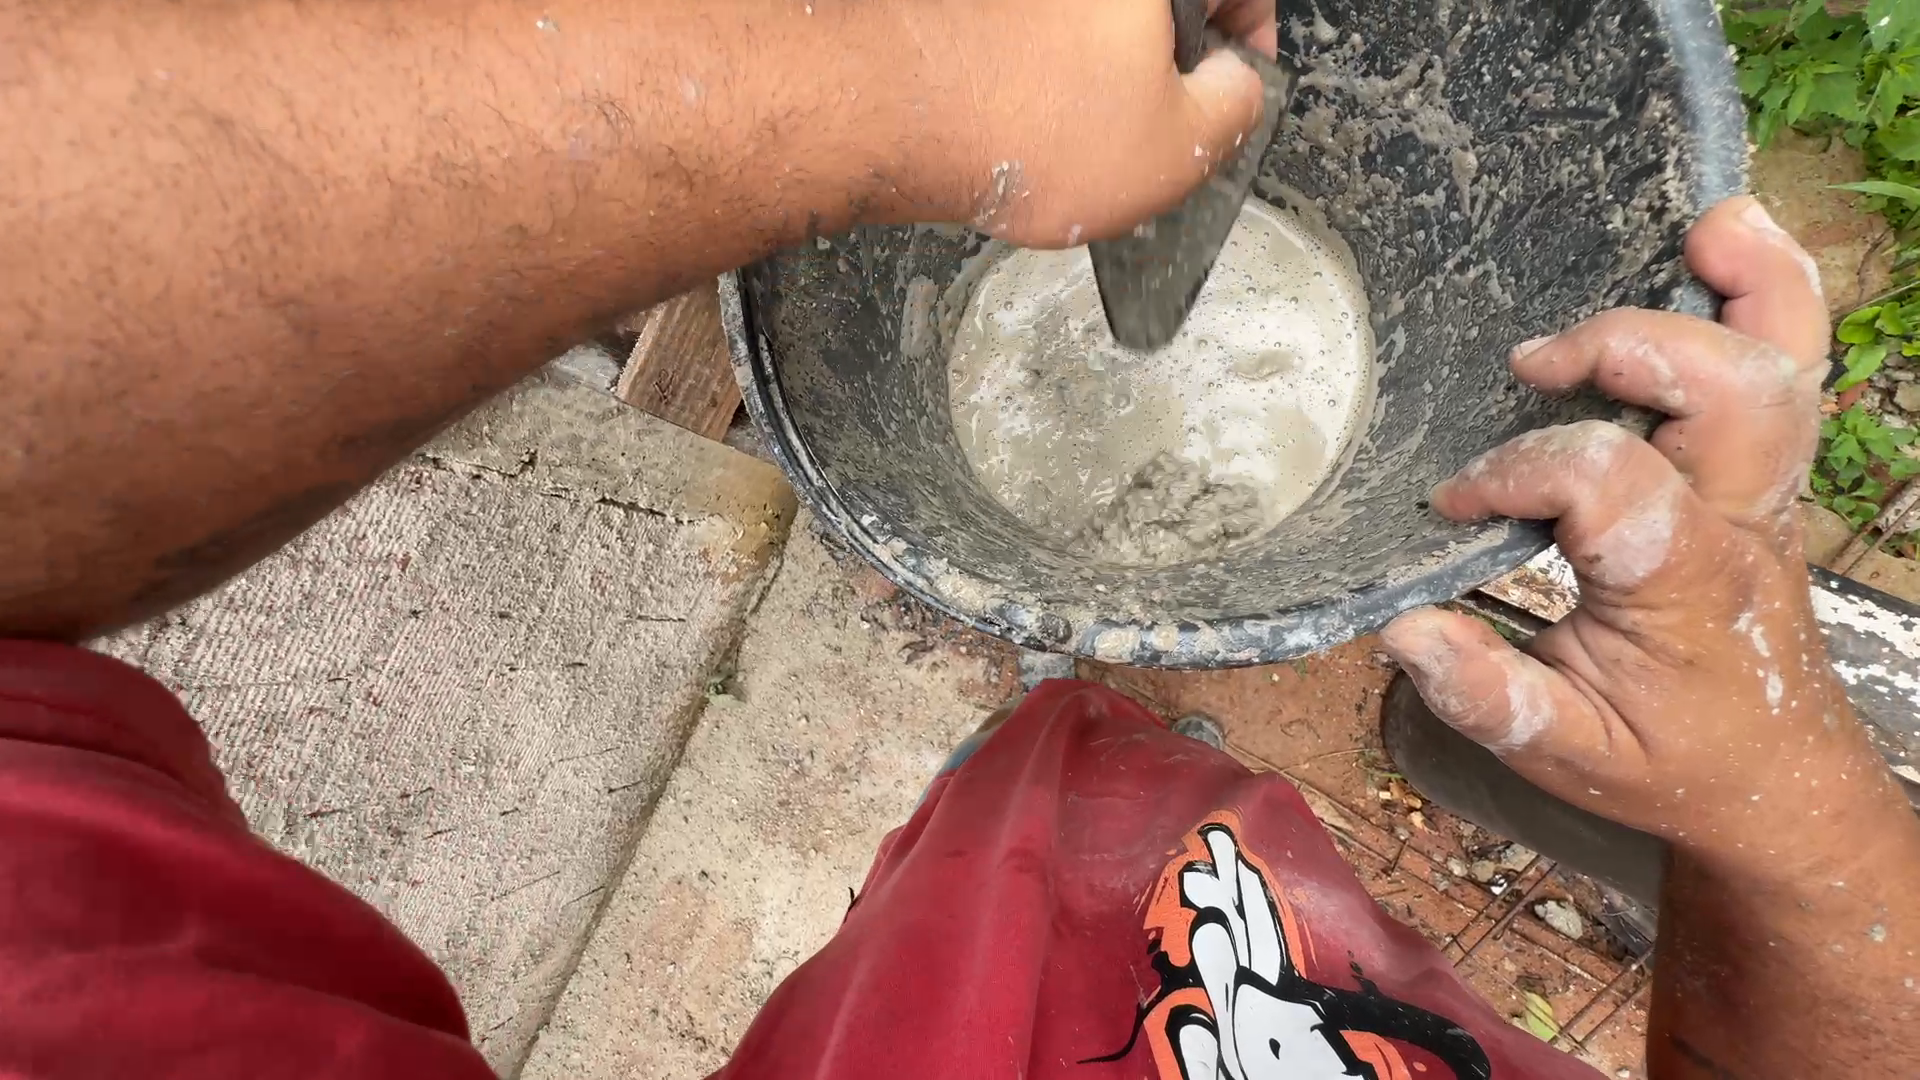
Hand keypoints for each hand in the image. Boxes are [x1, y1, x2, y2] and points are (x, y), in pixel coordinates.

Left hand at [897, 0, 1275, 245]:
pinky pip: (1041, 36)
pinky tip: (1036, 125)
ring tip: (1083, 144)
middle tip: (1155, 136)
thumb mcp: (1176, 150)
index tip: (1237, 90)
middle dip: (1170, 69)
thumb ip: (1237, 111)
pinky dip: (1051, 76)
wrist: (899, 115)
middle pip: (1165, 10)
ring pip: (1101, 27)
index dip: (1250, 45)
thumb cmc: (1033, 131)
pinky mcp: (985, 8)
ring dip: (1107, 79)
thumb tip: (1237, 89)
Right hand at [1378, 197, 1905, 876]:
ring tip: (1699, 224)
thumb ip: (1482, 691)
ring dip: (1750, 290)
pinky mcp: (1755, 487)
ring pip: (1788, 370)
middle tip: (1532, 364)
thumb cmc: (1660, 761)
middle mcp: (1736, 524)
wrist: (1770, 780)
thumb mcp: (1557, 746)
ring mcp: (1760, 498)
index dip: (1516, 471)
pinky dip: (1768, 303)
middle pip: (1731, 396)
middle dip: (1630, 353)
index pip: (1608, 482)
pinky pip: (1786, 378)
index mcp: (1676, 583)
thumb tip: (1400, 625)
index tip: (1450, 503)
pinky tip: (1726, 251)